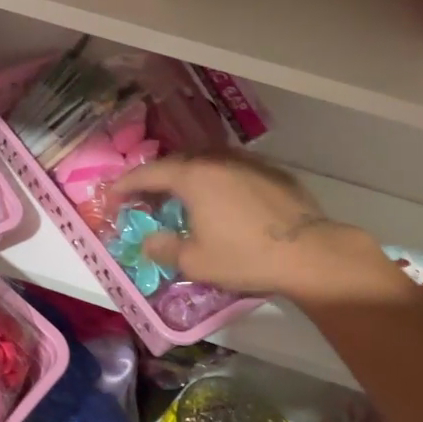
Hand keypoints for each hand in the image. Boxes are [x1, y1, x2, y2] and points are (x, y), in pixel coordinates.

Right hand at [112, 152, 418, 309]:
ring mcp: (248, 162)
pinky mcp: (273, 172)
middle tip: (144, 199)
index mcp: (193, 176)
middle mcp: (217, 160)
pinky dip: (216, 181)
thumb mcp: (196, 261)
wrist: (310, 253)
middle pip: (177, 163)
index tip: (111, 196)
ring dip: (187, 178)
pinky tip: (220, 202)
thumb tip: (150, 241)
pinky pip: (232, 170)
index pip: (148, 174)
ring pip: (207, 163)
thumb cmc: (246, 257)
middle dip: (156, 179)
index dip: (125, 185)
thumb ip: (165, 248)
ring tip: (181, 198)